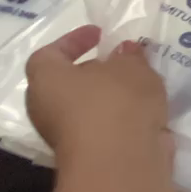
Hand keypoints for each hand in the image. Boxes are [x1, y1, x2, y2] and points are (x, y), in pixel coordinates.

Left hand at [24, 26, 171, 167]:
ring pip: (84, 102)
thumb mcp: (132, 68)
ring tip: (141, 83)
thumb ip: (129, 55)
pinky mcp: (87, 147)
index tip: (99, 33)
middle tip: (122, 59)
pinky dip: (119, 111)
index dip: (72, 41)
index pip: (49, 54)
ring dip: (109, 92)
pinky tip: (144, 106)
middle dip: (93, 69)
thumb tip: (125, 50)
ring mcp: (64, 129)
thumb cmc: (116, 102)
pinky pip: (101, 120)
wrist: (119, 157)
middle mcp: (46, 105)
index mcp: (47, 79)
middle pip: (65, 80)